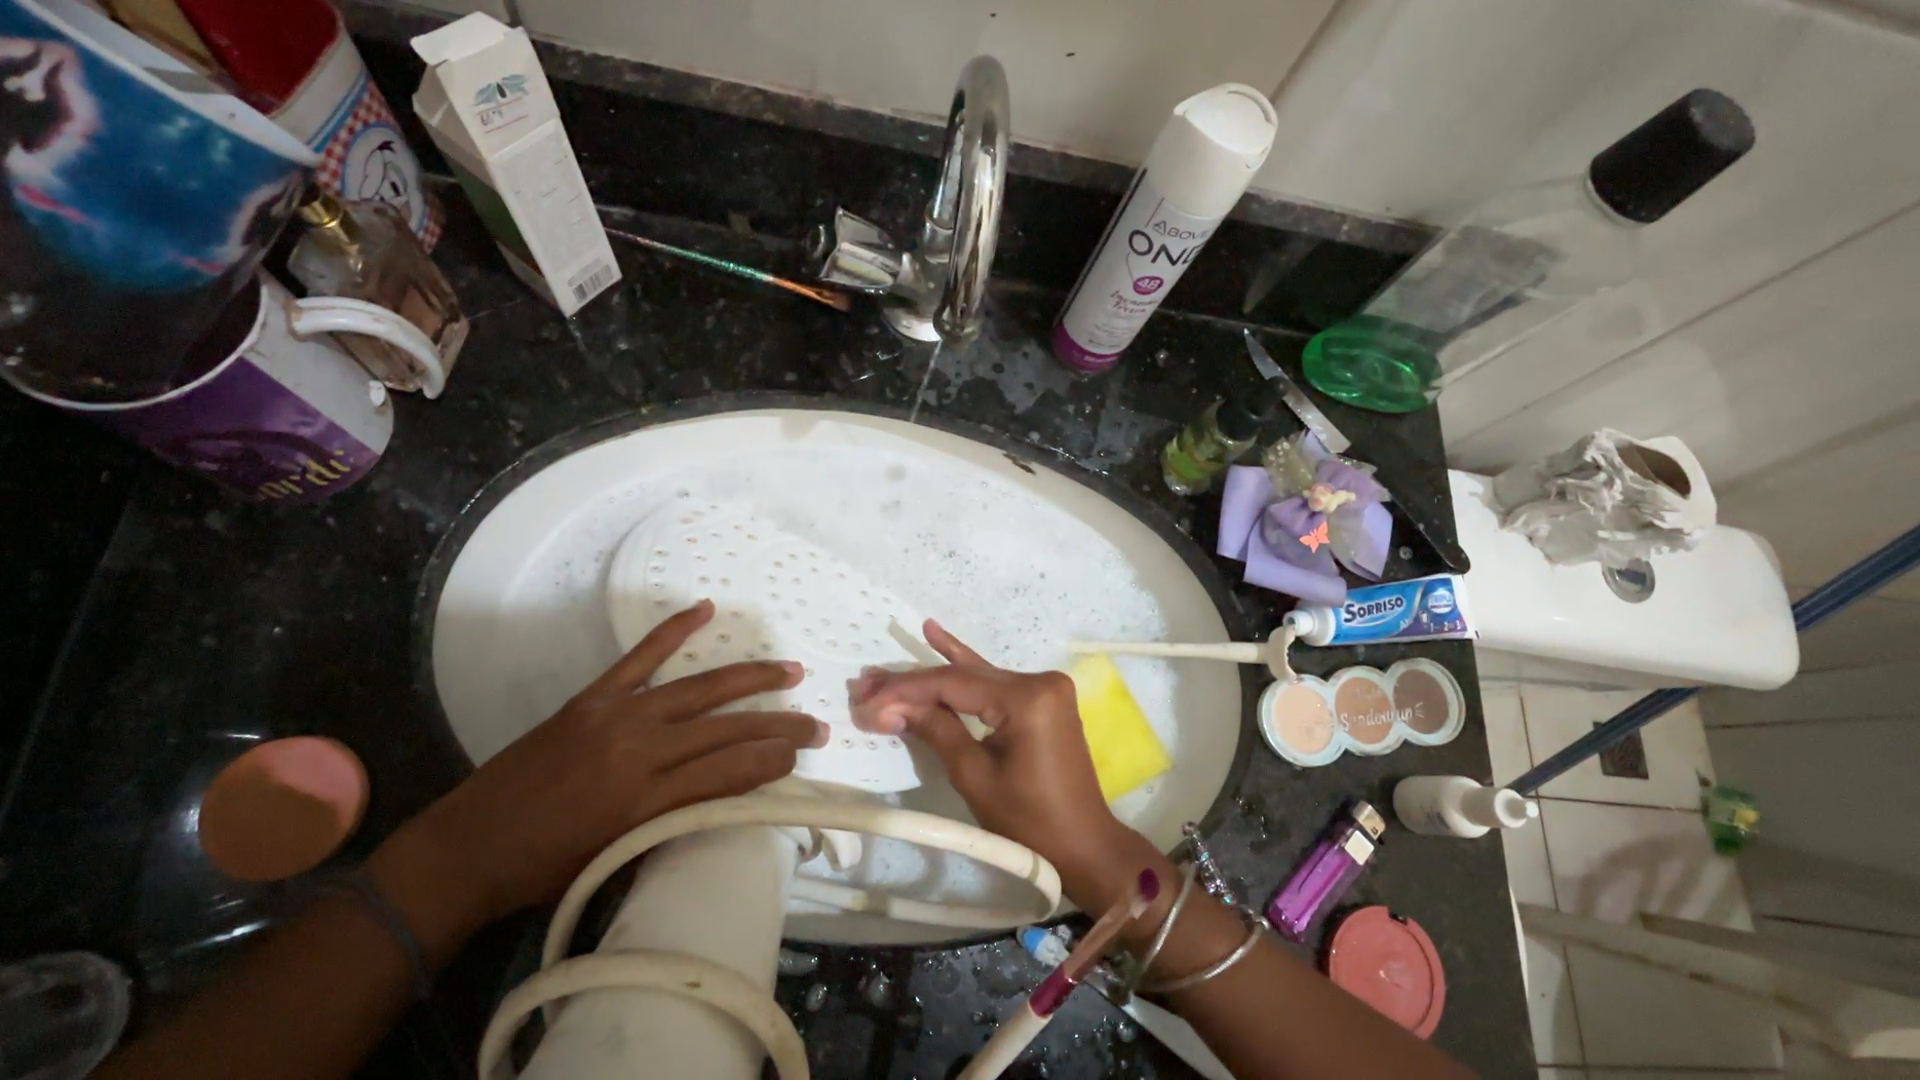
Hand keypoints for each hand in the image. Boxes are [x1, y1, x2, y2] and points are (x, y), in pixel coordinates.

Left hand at [371, 600, 826, 953]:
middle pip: (726, 729)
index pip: (730, 772)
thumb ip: (674, 826)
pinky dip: (673, 631)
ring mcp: (615, 717)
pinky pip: (640, 657)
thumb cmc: (546, 871)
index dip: (773, 760)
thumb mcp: (620, 861)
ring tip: (790, 672)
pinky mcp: (592, 699)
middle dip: (779, 725)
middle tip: (817, 724)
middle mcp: (639, 752)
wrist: (467, 848)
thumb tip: (729, 796)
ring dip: (750, 678)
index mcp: (646, 802)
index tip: (801, 756)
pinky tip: (705, 609)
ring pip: (699, 689)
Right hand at [850, 620, 1151, 908]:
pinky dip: (965, 668)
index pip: (951, 684)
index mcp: (1027, 698)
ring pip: (975, 678)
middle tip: (863, 683)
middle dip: (911, 684)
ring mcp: (1043, 689)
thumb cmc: (1029, 820)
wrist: (1083, 844)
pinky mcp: (1041, 701)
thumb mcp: (974, 775)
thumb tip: (886, 708)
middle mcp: (1039, 681)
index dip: (904, 692)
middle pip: (962, 677)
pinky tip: (936, 636)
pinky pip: (994, 685)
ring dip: (931, 679)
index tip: (864, 700)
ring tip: (883, 669)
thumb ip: (934, 730)